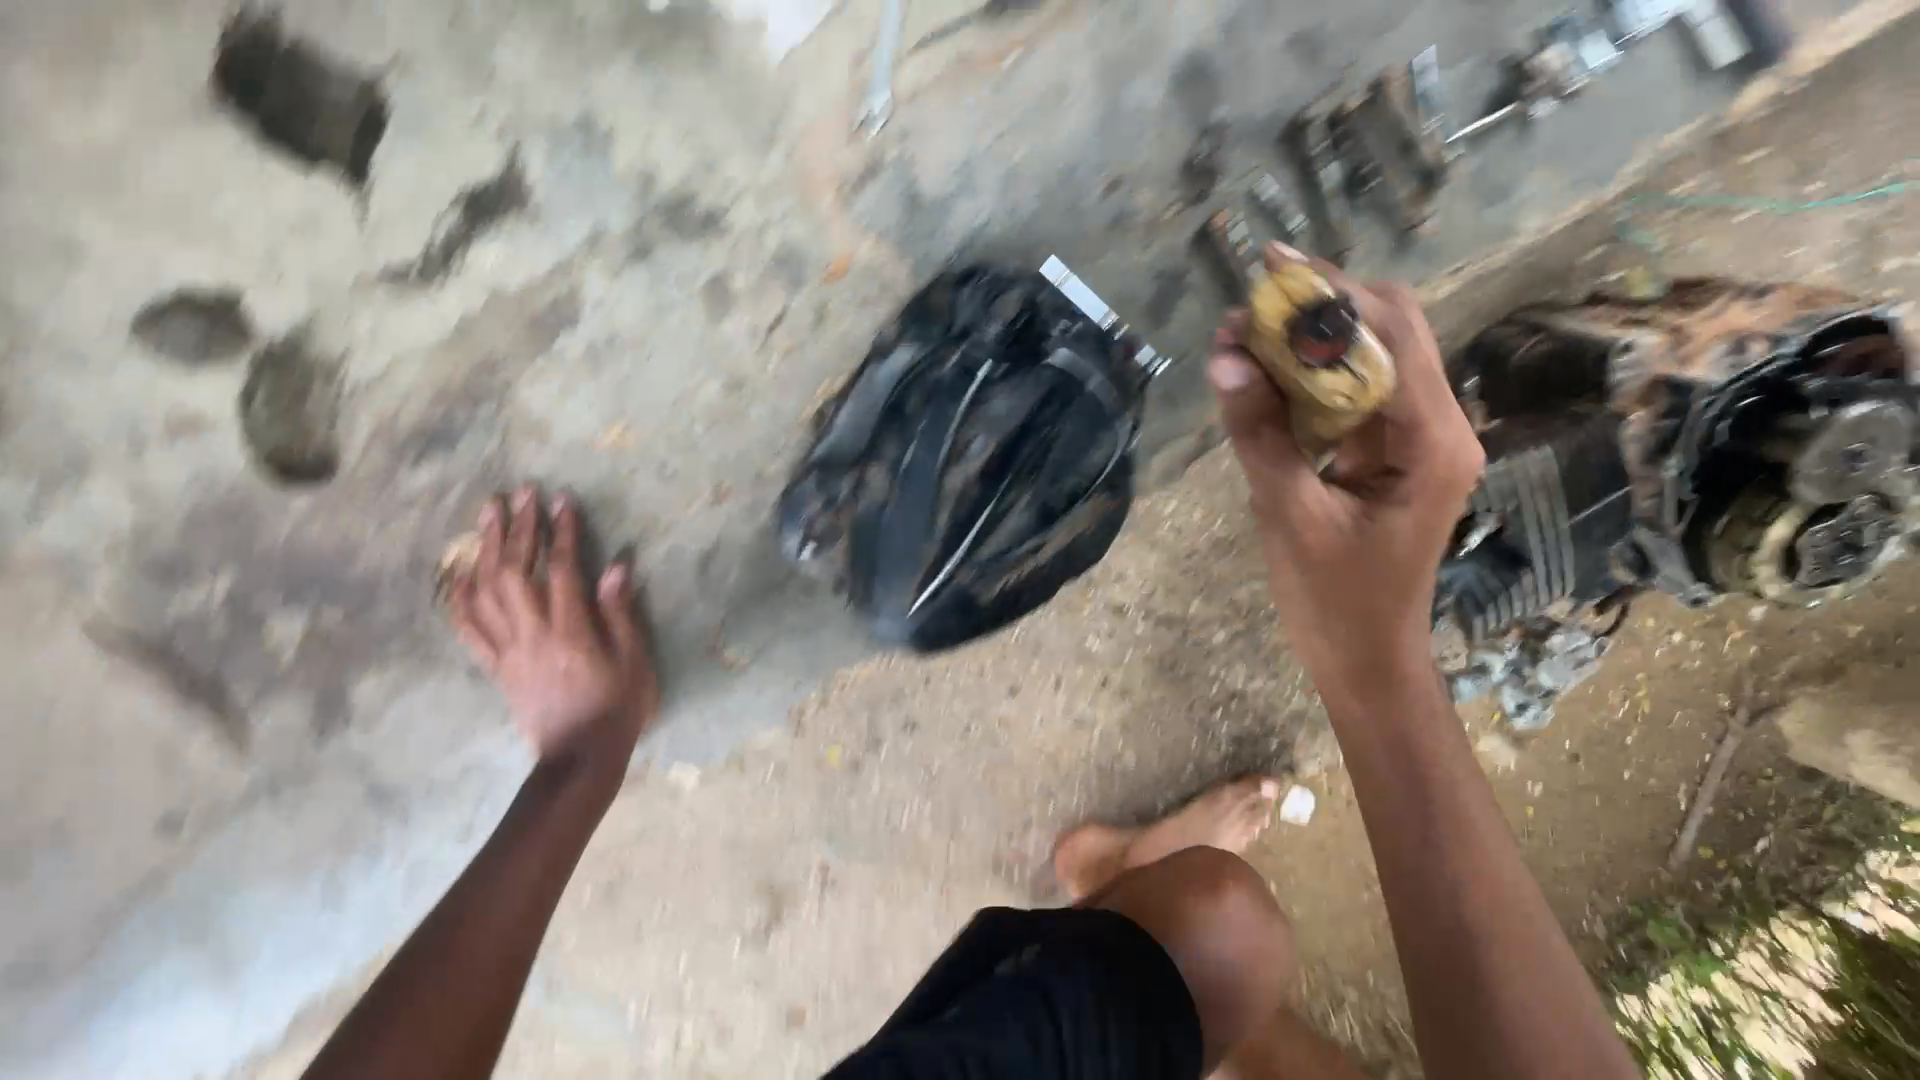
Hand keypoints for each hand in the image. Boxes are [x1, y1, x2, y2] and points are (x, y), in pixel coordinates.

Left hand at [446, 484, 658, 765]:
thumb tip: (615, 567)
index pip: (561, 571)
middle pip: (514, 572)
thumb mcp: (635, 662)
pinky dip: (459, 595)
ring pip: (486, 592)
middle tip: (519, 493)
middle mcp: (532, 635)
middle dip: (517, 528)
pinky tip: (459, 570)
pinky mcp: (495, 666)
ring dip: (486, 549)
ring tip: (488, 515)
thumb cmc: (617, 709)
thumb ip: (621, 614)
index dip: (561, 532)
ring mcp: (508, 651)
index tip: (561, 501)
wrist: (579, 758)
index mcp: (571, 633)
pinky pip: (468, 627)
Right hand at [1209, 245, 1483, 689]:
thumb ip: (1260, 434)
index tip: (1272, 268)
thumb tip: (1226, 359)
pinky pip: (1353, 394)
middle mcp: (1438, 425)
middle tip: (1248, 311)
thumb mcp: (1288, 515)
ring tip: (1242, 340)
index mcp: (1432, 440)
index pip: (1392, 333)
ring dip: (1307, 342)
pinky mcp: (1391, 453)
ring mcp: (1416, 438)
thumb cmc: (1334, 601)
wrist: (1366, 659)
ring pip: (1369, 358)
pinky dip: (1308, 377)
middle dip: (1318, 311)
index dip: (1331, 293)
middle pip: (1388, 332)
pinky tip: (1263, 376)